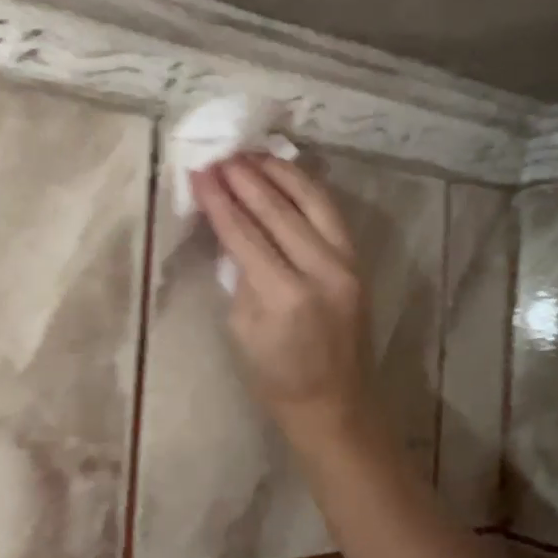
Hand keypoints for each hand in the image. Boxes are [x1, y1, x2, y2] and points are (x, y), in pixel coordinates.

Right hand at [193, 154, 371, 440]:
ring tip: (252, 154)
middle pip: (278, 210)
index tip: (200, 173)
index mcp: (285, 295)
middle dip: (246, 179)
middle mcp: (322, 271)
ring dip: (280, 173)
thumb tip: (232, 230)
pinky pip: (330, 213)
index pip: (245, 233)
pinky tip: (285, 174)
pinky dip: (305, 189)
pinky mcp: (357, 262)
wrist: (334, 404)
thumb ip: (239, 276)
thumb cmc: (274, 376)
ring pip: (313, 201)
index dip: (219, 201)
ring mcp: (347, 264)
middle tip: (221, 155)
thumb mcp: (241, 328)